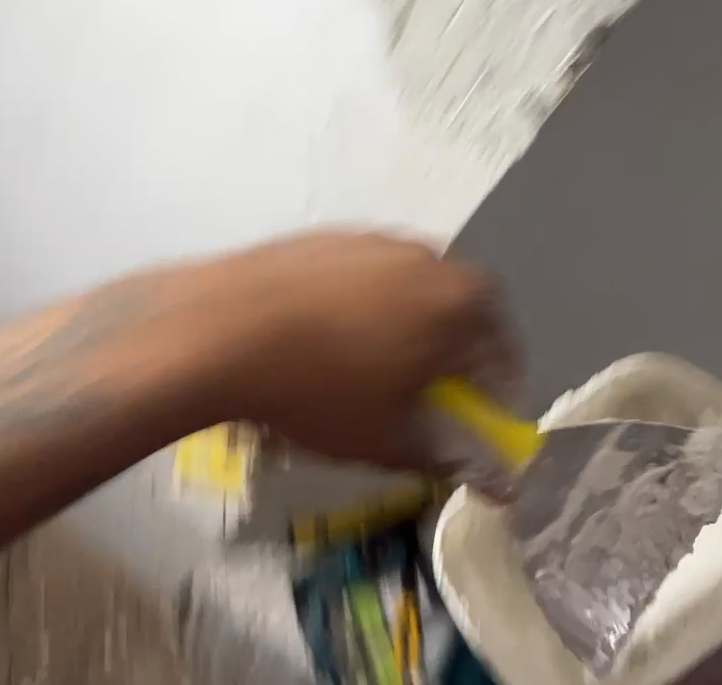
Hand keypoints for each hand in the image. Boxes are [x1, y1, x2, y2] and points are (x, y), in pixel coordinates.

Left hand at [165, 231, 519, 471]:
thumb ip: (449, 458)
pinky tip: (327, 334)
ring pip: (411, 284)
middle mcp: (426, 257)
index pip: (502, 347)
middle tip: (431, 386)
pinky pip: (366, 272)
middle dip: (455, 347)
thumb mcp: (387, 439)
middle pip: (460, 306)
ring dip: (410, 320)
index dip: (497, 386)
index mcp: (456, 302)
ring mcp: (374, 240)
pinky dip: (365, 301)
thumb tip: (499, 484)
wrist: (220, 328)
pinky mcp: (329, 235)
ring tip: (374, 360)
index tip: (480, 413)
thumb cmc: (318, 390)